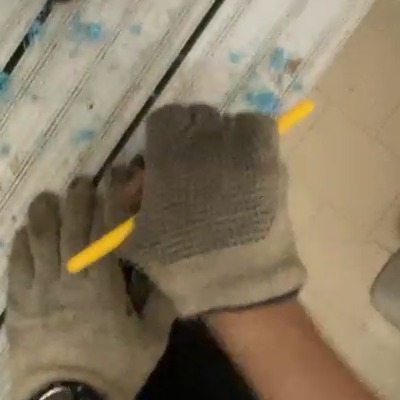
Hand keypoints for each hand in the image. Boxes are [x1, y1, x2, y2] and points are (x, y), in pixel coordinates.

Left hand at [6, 179, 174, 399]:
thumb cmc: (115, 373)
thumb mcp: (151, 340)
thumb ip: (159, 303)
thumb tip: (164, 275)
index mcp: (103, 280)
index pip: (108, 224)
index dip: (115, 195)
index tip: (120, 175)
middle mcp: (67, 274)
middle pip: (70, 222)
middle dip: (78, 195)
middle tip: (84, 182)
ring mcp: (37, 287)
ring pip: (37, 235)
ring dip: (44, 211)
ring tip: (49, 198)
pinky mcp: (16, 303)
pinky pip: (16, 262)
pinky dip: (21, 242)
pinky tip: (24, 233)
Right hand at [106, 103, 303, 316]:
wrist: (233, 283)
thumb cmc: (177, 262)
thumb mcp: (134, 234)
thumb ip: (127, 199)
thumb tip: (134, 177)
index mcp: (169, 155)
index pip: (166, 119)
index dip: (163, 137)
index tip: (162, 158)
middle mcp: (206, 142)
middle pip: (199, 116)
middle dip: (192, 135)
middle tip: (190, 164)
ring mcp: (243, 150)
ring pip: (233, 122)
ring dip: (224, 137)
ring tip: (222, 167)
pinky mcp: (271, 164)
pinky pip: (261, 135)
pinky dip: (252, 144)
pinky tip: (246, 173)